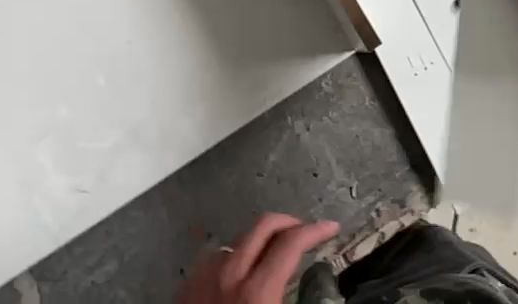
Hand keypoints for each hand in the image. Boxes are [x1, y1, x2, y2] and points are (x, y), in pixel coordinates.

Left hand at [178, 213, 339, 303]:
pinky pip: (216, 259)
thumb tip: (322, 294)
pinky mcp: (186, 286)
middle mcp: (229, 274)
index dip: (315, 230)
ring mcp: (204, 277)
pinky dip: (235, 258)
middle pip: (263, 225)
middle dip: (289, 222)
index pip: (291, 243)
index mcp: (257, 292)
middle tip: (305, 233)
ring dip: (260, 240)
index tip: (331, 227)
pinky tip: (241, 276)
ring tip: (274, 256)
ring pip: (238, 239)